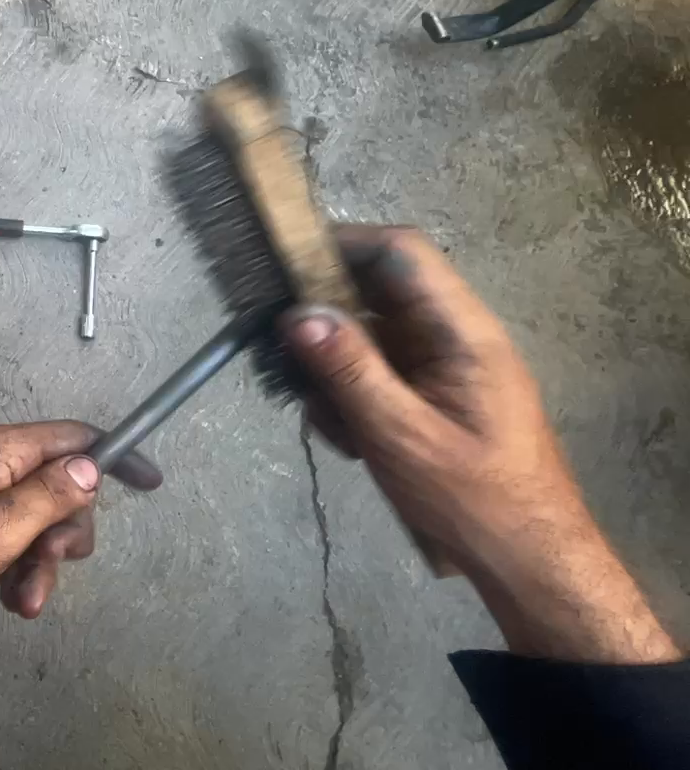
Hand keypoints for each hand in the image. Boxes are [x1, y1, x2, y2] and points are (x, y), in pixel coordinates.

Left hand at [0, 422, 161, 654]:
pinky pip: (12, 529)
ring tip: (22, 599)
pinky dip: (17, 562)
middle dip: (64, 535)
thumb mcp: (1, 528)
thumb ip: (50, 495)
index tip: (151, 483)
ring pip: (38, 517)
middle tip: (46, 567)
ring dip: (40, 561)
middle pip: (61, 486)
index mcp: (0, 449)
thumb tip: (91, 465)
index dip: (114, 457)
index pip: (73, 437)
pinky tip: (7, 594)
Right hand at [281, 224, 679, 664]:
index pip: (402, 254)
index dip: (342, 241)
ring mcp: (433, 363)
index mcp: (462, 334)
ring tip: (319, 410)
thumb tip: (296, 313)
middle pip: (369, 290)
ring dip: (323, 364)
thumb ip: (349, 369)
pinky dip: (337, 391)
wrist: (526, 563)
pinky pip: (362, 367)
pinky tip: (341, 432)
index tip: (279, 258)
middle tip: (276, 346)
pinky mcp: (419, 389)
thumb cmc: (475, 497)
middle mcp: (448, 337)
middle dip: (317, 315)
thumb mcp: (401, 434)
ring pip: (357, 332)